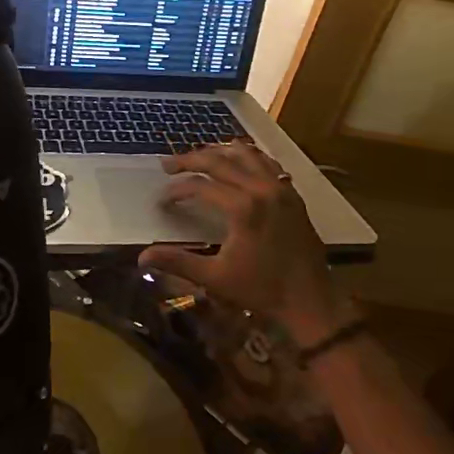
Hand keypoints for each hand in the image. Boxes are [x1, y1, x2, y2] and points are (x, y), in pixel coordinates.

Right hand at [138, 144, 350, 344]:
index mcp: (243, 208)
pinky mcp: (292, 196)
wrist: (312, 302)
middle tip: (167, 165)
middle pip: (219, 161)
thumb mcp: (214, 277)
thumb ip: (177, 262)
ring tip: (198, 156)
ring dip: (218, 152)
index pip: (199, 185)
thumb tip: (141, 257)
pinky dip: (248, 157)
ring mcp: (281, 190)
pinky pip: (268, 163)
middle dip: (189, 160)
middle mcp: (262, 190)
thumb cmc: (261, 289)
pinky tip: (236, 161)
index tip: (162, 201)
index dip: (176, 190)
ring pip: (246, 155)